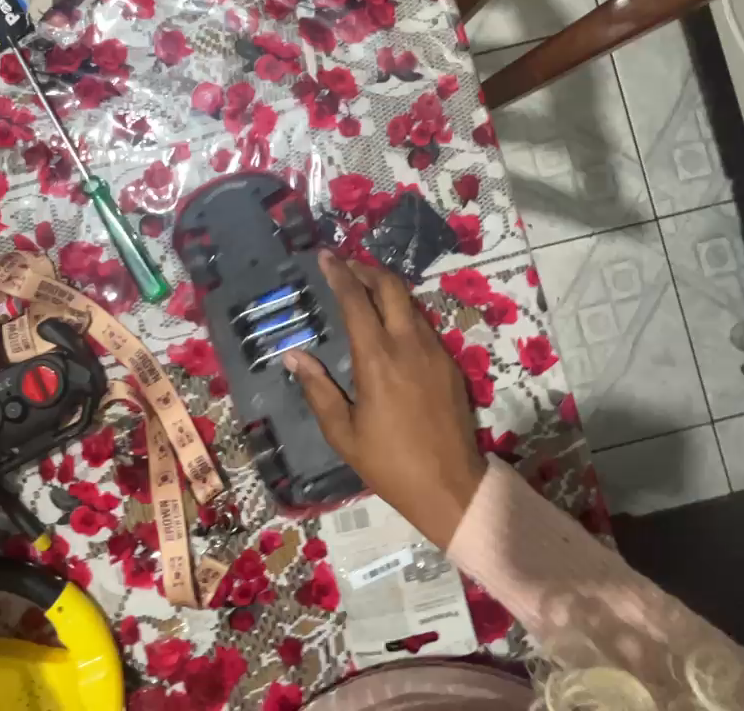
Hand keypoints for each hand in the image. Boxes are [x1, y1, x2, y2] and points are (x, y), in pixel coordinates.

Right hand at [284, 254, 487, 548]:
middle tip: (345, 267)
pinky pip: (423, 325)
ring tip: (364, 289)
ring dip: (385, 289)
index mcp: (376, 359)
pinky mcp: (449, 364)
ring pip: (410, 303)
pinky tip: (390, 325)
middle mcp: (408, 344)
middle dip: (366, 269)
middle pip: (390, 287)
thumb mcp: (342, 433)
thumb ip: (317, 389)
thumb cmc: (388, 463)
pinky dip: (402, 312)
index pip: (355, 301)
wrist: (450, 486)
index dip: (338, 274)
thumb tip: (293, 356)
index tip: (324, 257)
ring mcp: (434, 351)